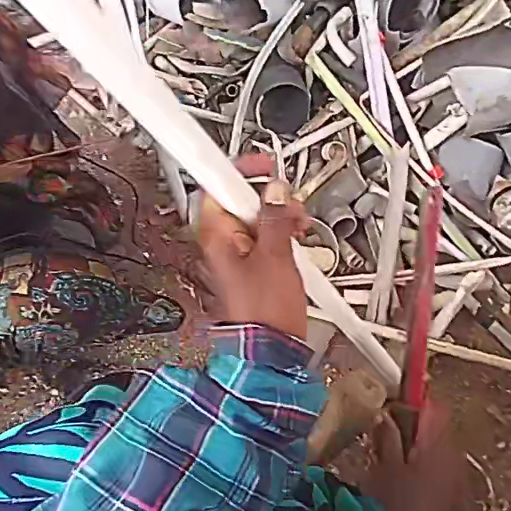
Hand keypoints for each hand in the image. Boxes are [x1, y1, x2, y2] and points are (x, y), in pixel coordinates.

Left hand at [198, 154, 308, 339]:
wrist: (272, 348)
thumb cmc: (265, 313)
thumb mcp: (277, 256)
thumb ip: (275, 218)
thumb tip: (275, 190)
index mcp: (215, 236)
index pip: (214, 186)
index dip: (237, 170)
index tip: (258, 163)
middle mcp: (219, 243)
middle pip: (237, 200)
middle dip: (267, 197)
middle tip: (288, 205)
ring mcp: (233, 254)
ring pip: (252, 218)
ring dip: (277, 216)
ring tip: (296, 226)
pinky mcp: (248, 265)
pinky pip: (260, 237)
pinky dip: (278, 233)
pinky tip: (294, 238)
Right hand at [367, 400, 473, 510]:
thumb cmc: (404, 508)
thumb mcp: (384, 470)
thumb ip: (387, 439)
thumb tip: (386, 413)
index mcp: (436, 440)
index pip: (432, 403)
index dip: (411, 398)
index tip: (389, 403)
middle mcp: (452, 450)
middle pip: (433, 423)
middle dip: (408, 423)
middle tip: (381, 431)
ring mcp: (456, 471)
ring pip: (433, 444)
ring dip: (413, 444)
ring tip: (387, 456)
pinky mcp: (454, 489)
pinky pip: (435, 463)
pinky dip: (418, 463)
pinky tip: (400, 478)